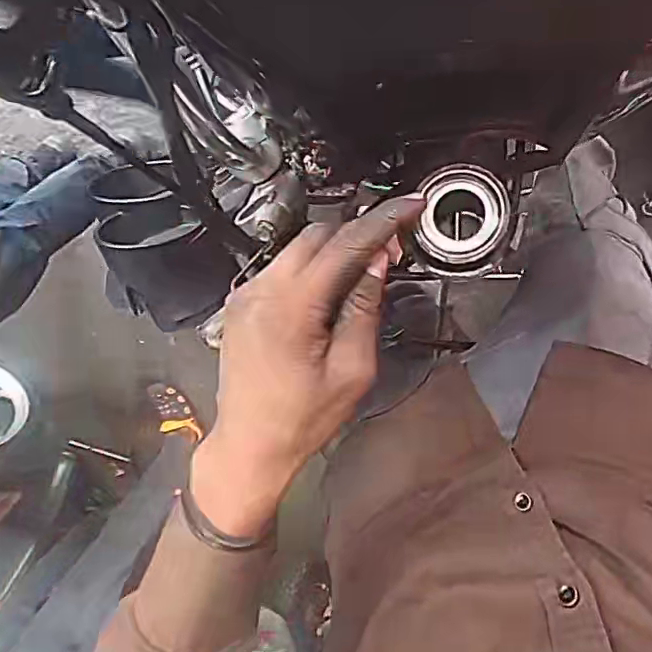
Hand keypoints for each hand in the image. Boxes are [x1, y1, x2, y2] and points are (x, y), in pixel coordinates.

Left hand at [191, 197, 423, 537]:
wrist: (250, 445)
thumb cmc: (301, 419)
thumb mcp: (352, 370)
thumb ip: (364, 308)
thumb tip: (376, 262)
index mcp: (290, 307)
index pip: (345, 244)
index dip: (384, 220)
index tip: (410, 205)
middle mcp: (261, 290)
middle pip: (318, 233)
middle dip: (359, 231)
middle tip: (392, 248)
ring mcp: (246, 294)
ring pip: (298, 246)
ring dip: (335, 248)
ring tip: (365, 271)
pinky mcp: (241, 303)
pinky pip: (283, 266)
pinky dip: (312, 266)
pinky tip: (331, 288)